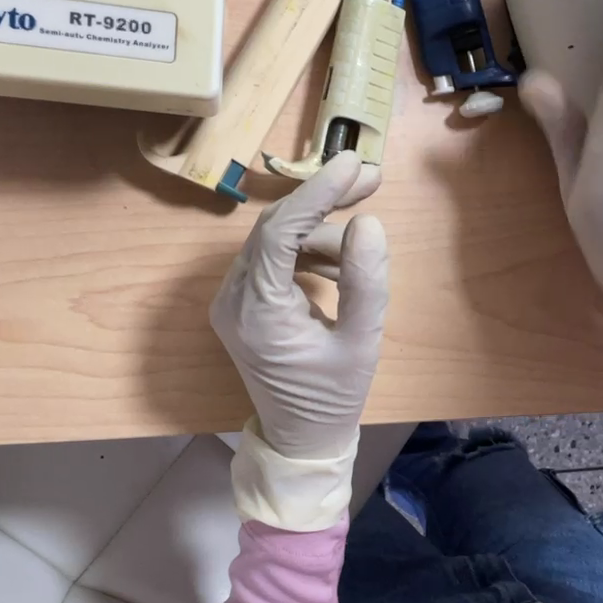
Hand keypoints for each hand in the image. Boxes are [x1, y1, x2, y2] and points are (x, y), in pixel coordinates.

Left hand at [211, 151, 388, 529]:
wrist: (300, 438)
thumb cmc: (333, 397)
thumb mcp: (363, 343)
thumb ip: (368, 282)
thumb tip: (367, 222)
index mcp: (257, 313)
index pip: (278, 232)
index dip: (316, 192)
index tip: (352, 164)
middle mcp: (232, 299)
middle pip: (273, 228)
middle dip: (322, 200)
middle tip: (370, 179)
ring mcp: (232, 300)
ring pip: (275, 240)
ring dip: (320, 230)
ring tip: (365, 243)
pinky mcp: (242, 303)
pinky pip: (274, 259)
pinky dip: (308, 251)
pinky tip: (342, 265)